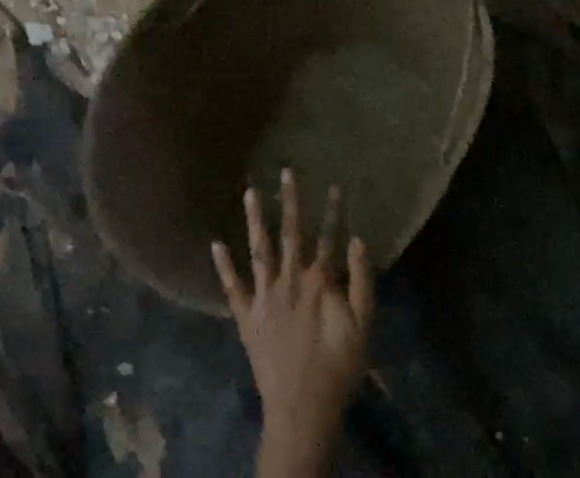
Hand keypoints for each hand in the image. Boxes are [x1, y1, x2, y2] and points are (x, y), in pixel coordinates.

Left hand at [213, 170, 374, 475]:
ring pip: (258, 251)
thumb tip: (357, 239)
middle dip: (290, 201)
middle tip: (286, 172)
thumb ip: (362, 280)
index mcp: (320, 282)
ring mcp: (264, 299)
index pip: (328, 236)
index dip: (332, 210)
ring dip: (255, 220)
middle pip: (290, 234)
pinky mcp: (246, 318)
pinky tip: (216, 244)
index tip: (334, 184)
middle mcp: (289, 282)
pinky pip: (232, 288)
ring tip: (249, 193)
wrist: (302, 406)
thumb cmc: (339, 364)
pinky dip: (224, 266)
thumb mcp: (363, 323)